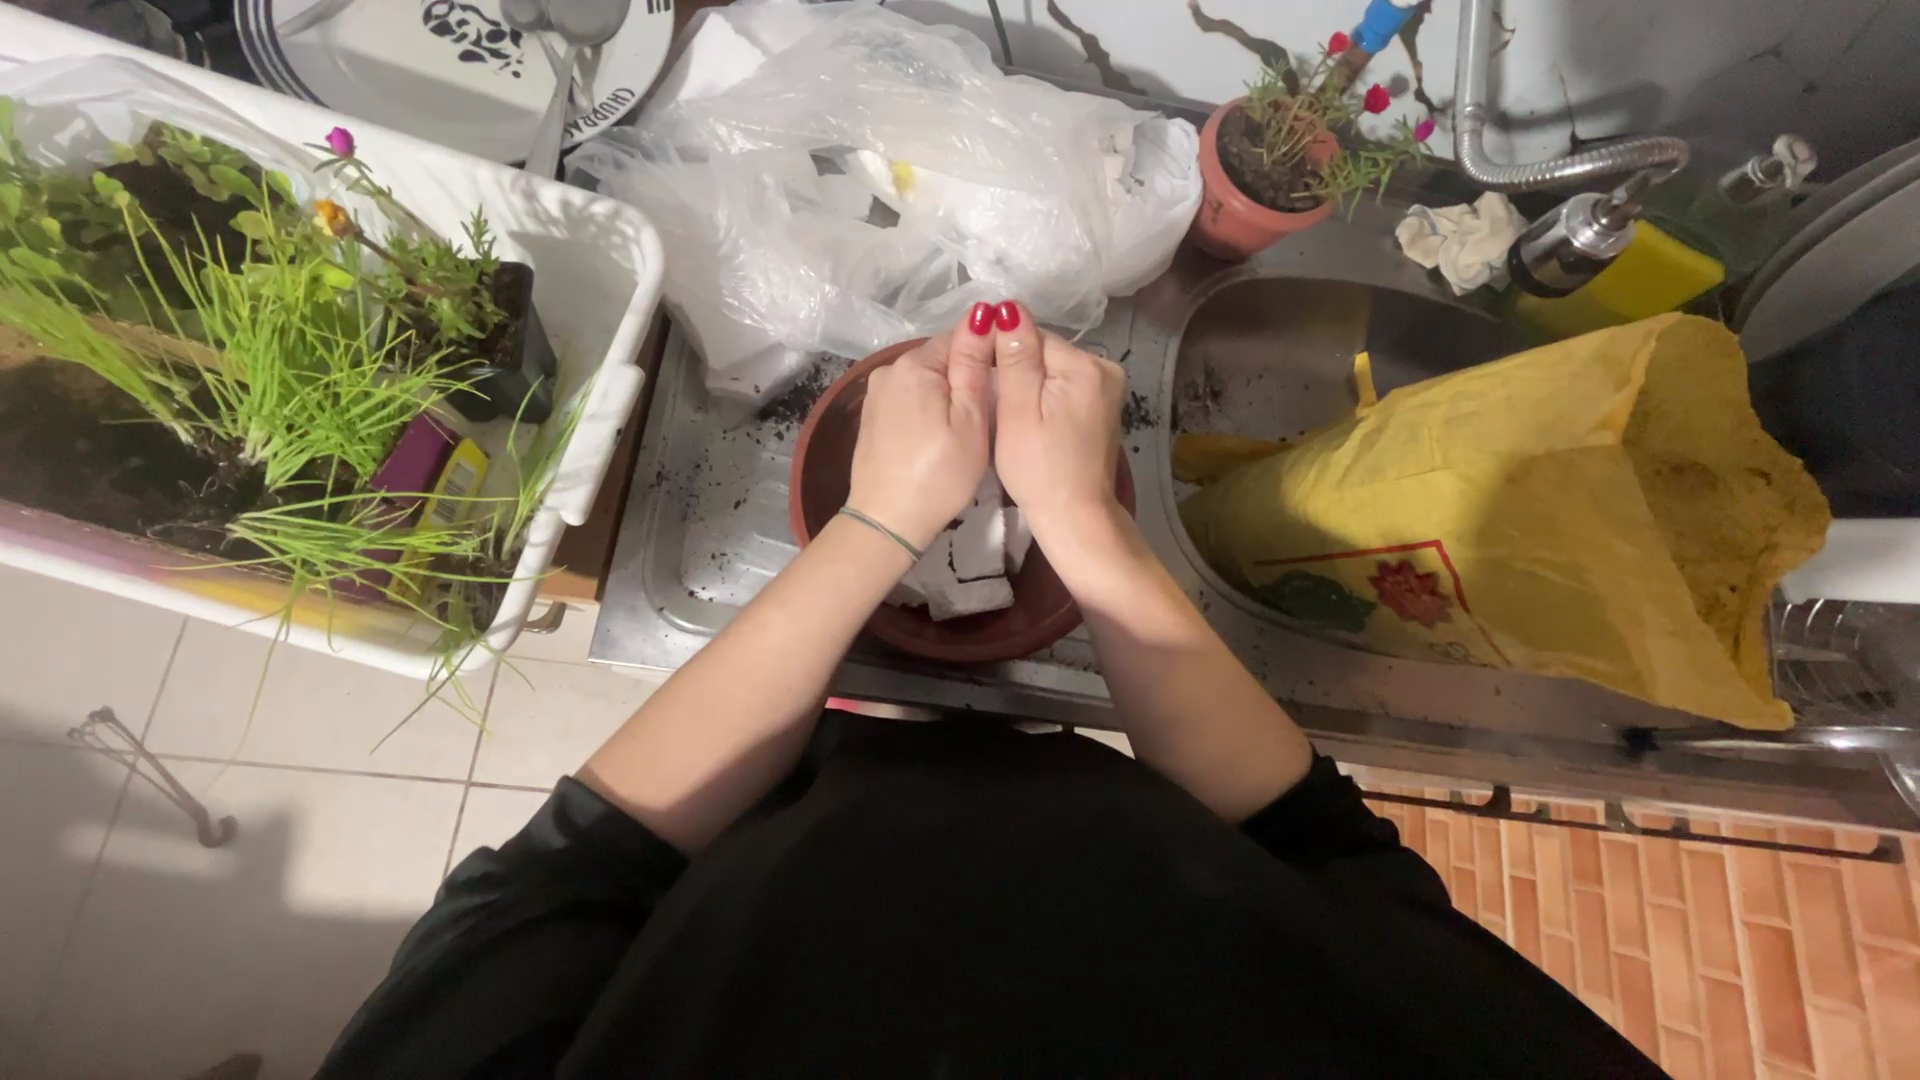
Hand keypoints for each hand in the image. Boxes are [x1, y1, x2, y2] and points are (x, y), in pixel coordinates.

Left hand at [846, 308, 994, 549]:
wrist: (887, 521)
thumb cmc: (938, 474)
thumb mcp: (970, 420)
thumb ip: (975, 364)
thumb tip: (985, 313)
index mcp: (914, 363)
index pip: (961, 337)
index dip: (988, 359)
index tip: (1004, 390)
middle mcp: (889, 369)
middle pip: (941, 359)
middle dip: (966, 378)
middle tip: (987, 418)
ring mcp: (876, 394)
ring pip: (927, 381)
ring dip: (948, 396)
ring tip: (965, 432)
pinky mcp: (872, 417)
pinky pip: (911, 400)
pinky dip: (929, 411)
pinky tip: (938, 439)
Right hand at [991, 301, 1126, 546]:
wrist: (1076, 517)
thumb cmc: (1038, 469)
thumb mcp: (1017, 411)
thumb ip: (1016, 357)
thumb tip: (1008, 307)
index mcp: (1084, 365)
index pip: (1032, 335)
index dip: (1003, 357)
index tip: (986, 387)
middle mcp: (1105, 368)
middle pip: (1046, 351)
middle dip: (1019, 372)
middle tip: (998, 410)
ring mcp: (1109, 389)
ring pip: (1054, 370)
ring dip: (1031, 386)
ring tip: (1015, 420)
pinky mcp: (1105, 408)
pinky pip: (1066, 388)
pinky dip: (1047, 400)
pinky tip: (1036, 425)